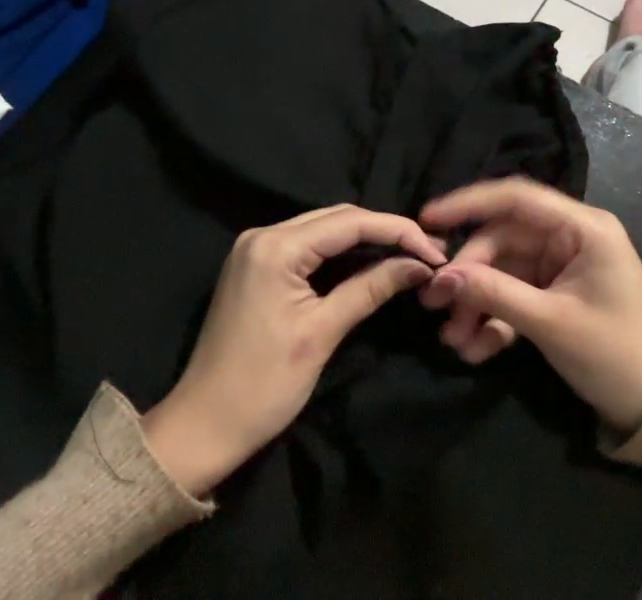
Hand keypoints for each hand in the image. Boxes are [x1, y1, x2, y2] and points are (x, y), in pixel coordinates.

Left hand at [142, 205, 446, 494]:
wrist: (205, 422)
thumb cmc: (263, 384)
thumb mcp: (322, 332)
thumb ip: (370, 289)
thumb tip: (418, 265)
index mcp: (274, 246)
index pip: (348, 222)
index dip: (397, 230)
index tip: (436, 250)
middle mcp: (261, 235)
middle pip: (335, 218)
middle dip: (384, 232)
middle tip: (428, 253)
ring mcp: (255, 250)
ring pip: (322, 230)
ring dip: (364, 240)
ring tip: (408, 257)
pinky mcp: (255, 267)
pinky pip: (306, 247)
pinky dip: (339, 254)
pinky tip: (369, 264)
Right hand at [418, 178, 641, 435]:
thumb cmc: (615, 353)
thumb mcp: (551, 323)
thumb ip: (494, 294)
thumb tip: (442, 278)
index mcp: (582, 229)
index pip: (516, 199)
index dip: (468, 204)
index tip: (427, 219)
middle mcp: (569, 239)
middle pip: (501, 241)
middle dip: (467, 275)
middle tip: (433, 305)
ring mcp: (560, 268)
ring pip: (501, 271)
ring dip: (475, 303)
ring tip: (453, 339)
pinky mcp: (554, 295)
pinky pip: (512, 296)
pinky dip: (492, 319)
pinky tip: (474, 348)